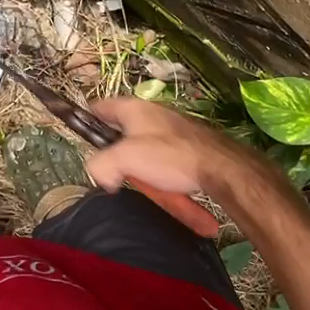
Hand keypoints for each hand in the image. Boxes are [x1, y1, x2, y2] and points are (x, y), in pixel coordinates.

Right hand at [86, 96, 282, 201]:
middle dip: (125, 162)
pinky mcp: (190, 147)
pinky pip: (172, 167)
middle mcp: (152, 114)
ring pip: (150, 157)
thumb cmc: (170, 156)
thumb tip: (100, 176)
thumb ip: (101, 165)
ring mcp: (173, 131)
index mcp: (132, 109)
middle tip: (127, 179)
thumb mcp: (125, 159)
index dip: (89, 123)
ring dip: (154, 180)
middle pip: (125, 137)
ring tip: (163, 196)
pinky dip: (174, 186)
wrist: (222, 167)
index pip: (99, 107)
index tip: (87, 143)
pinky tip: (182, 202)